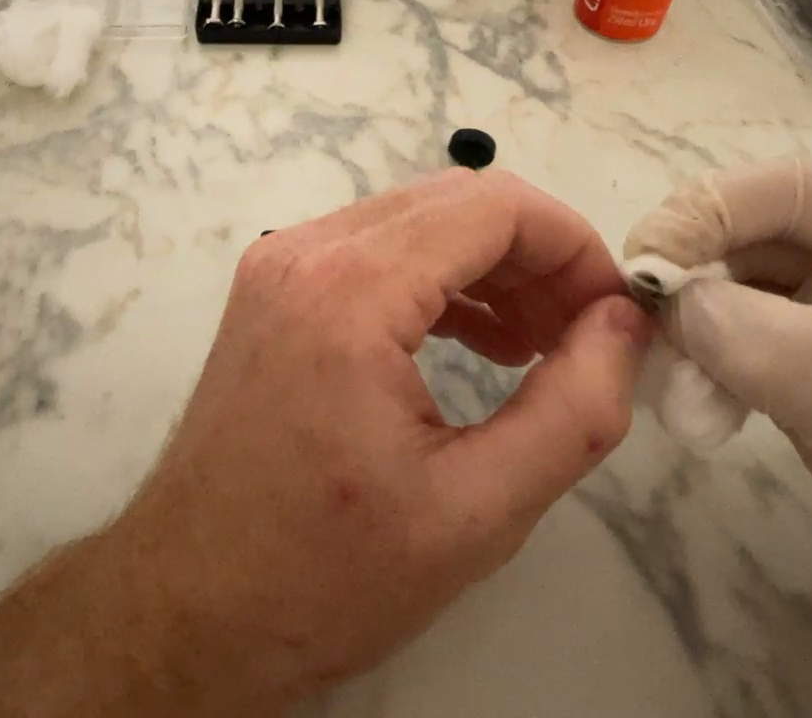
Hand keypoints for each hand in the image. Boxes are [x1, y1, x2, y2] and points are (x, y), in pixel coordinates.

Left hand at [0, 169, 653, 717]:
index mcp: (349, 292)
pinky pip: (379, 252)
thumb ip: (575, 410)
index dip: (574, 247)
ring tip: (542, 346)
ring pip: (420, 221)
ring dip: (494, 268)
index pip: (495, 207)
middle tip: (585, 334)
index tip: (615, 312)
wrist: (186, 609)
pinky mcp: (275, 290)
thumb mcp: (478, 512)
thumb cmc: (324, 576)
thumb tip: (624, 323)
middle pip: (458, 202)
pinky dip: (442, 281)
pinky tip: (482, 342)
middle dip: (539, 257)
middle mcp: (305, 251)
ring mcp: (280, 265)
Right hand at [627, 159, 811, 716]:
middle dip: (692, 270)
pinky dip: (706, 365)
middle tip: (635, 320)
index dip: (710, 210)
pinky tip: (695, 404)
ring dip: (691, 325)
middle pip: (757, 235)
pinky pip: (741, 343)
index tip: (644, 262)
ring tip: (669, 379)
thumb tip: (671, 300)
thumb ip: (778, 350)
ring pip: (739, 290)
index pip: (797, 192)